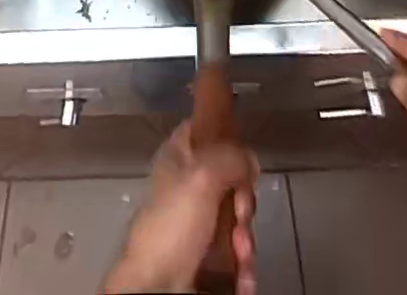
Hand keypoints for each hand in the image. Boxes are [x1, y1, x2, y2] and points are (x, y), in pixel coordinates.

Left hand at [101, 123, 259, 294]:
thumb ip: (232, 157)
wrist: (156, 292)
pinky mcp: (206, 258)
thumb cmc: (173, 225)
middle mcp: (187, 187)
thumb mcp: (204, 175)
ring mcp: (197, 224)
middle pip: (231, 178)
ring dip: (246, 238)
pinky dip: (243, 264)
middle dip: (245, 200)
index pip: (202, 128)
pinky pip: (235, 252)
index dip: (225, 137)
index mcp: (177, 158)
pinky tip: (241, 274)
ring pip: (237, 218)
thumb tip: (250, 162)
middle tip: (241, 214)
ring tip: (240, 253)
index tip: (242, 156)